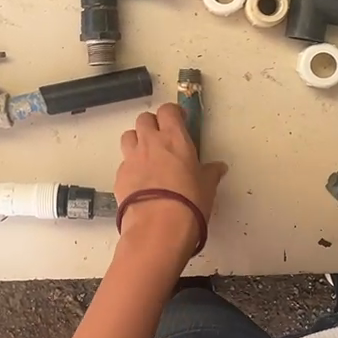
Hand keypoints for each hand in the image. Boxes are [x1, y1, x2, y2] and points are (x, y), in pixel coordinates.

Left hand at [115, 104, 226, 254]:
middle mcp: (150, 142)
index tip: (180, 121)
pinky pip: (123, 164)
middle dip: (152, 124)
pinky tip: (140, 182)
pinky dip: (131, 167)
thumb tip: (218, 168)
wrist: (158, 227)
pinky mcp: (119, 177)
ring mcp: (131, 158)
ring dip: (136, 141)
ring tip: (147, 156)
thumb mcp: (207, 187)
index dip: (173, 113)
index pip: (168, 110)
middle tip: (162, 138)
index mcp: (174, 138)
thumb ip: (211, 173)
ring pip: (128, 136)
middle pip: (144, 119)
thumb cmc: (189, 202)